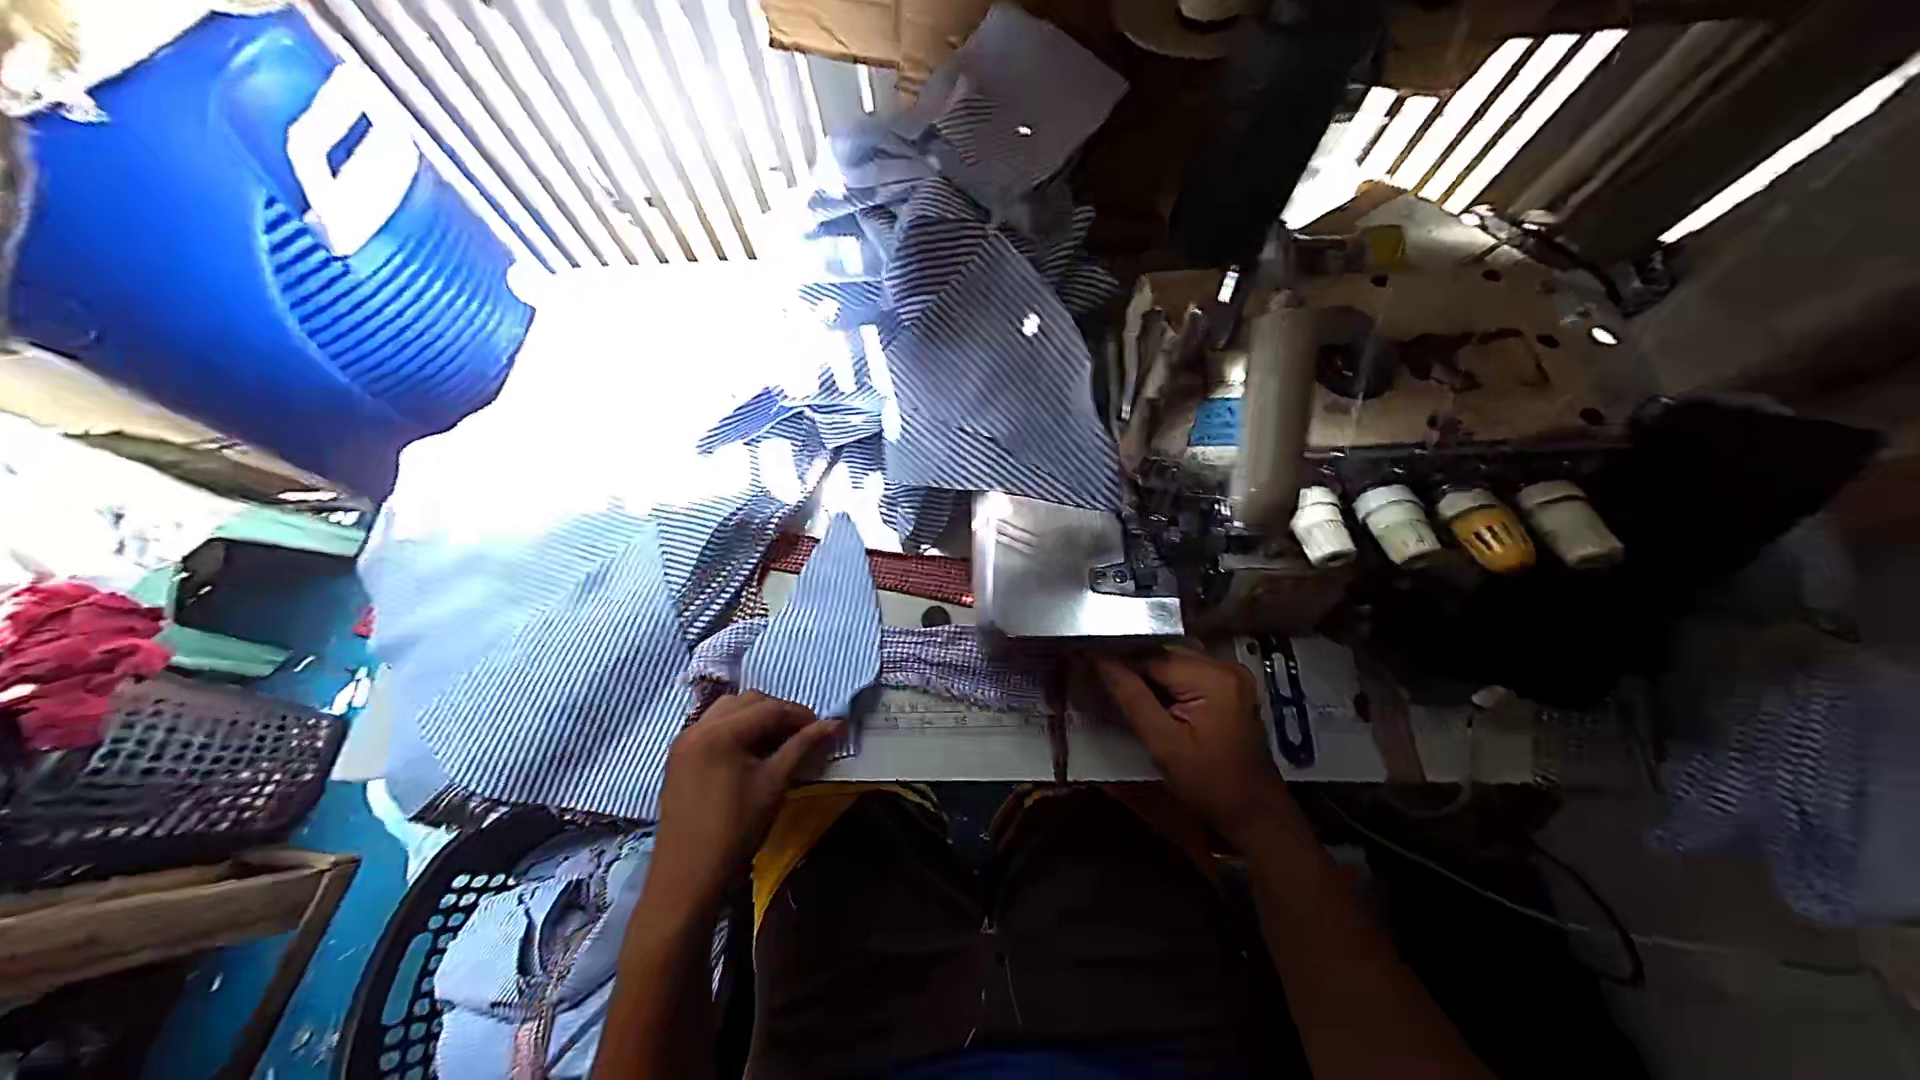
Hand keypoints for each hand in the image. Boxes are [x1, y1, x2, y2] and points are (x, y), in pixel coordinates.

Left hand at [646, 692, 840, 913]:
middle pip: (747, 701)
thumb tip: (835, 724)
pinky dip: (735, 728)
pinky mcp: (679, 756)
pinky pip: (712, 726)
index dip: (800, 714)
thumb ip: (803, 746)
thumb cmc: (736, 829)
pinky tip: (751, 751)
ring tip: (777, 741)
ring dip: (755, 717)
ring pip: (727, 710)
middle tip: (801, 734)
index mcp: (721, 732)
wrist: (688, 875)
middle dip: (778, 712)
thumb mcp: (775, 783)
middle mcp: (698, 727)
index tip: (822, 728)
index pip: (769, 708)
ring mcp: (684, 741)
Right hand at [1091, 646, 1291, 843]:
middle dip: (1131, 666)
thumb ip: (1132, 698)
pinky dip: (1164, 683)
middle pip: (1164, 655)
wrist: (1255, 812)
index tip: (1087, 665)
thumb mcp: (1164, 744)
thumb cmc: (1210, 784)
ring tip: (1114, 685)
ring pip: (1172, 662)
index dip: (1118, 661)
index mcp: (1213, 678)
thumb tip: (1100, 662)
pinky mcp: (1228, 687)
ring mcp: (1230, 676)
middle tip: (1096, 676)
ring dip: (1145, 674)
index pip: (1153, 657)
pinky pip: (1186, 674)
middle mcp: (1225, 666)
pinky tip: (1144, 697)